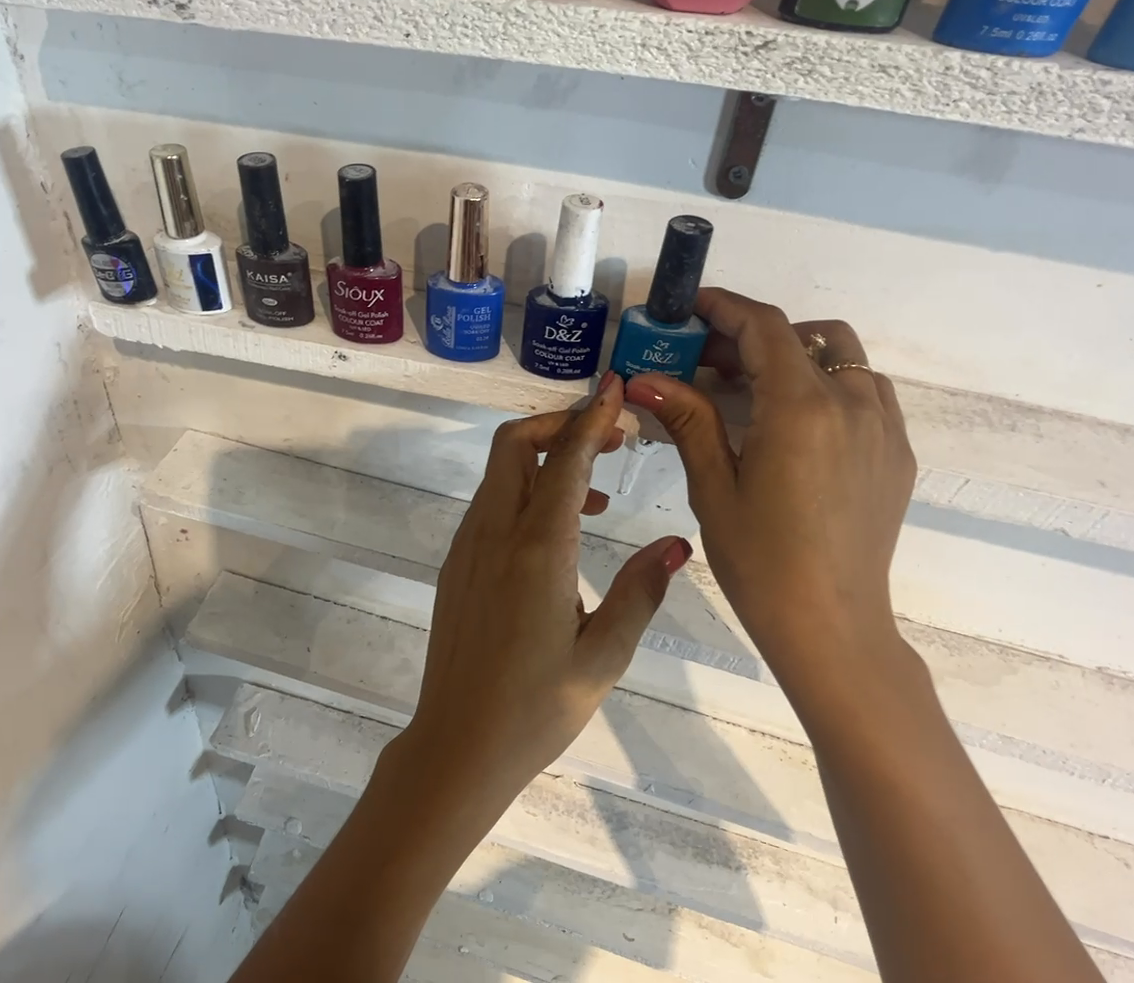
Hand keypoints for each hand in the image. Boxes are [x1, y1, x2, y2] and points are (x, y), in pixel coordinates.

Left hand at [387, 372, 692, 815]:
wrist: (458, 744)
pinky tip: (561, 532)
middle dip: (560, 424)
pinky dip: (525, 493)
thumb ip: (640, 592)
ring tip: (599, 495)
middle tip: (611, 439)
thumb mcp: (604, 657)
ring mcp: (468, 548)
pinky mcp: (457, 566)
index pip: (564, 460)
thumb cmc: (537, 708)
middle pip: (514, 445)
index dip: (591, 418)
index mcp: (537, 551)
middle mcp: (494, 535)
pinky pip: (490, 506)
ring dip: (544, 459)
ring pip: (499, 474)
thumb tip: (676, 543)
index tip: (615, 389)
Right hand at [624, 289, 917, 699]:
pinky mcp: (898, 453)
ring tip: (750, 393)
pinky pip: (866, 394)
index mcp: (802, 408)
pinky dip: (826, 387)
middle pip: (805, 336)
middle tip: (703, 363)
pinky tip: (792, 427)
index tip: (689, 307)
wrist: (832, 624)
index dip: (725, 307)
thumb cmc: (760, 560)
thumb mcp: (713, 487)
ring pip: (843, 360)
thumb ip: (689, 420)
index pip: (765, 328)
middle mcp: (854, 403)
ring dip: (795, 357)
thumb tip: (644, 378)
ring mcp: (885, 427)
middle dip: (752, 336)